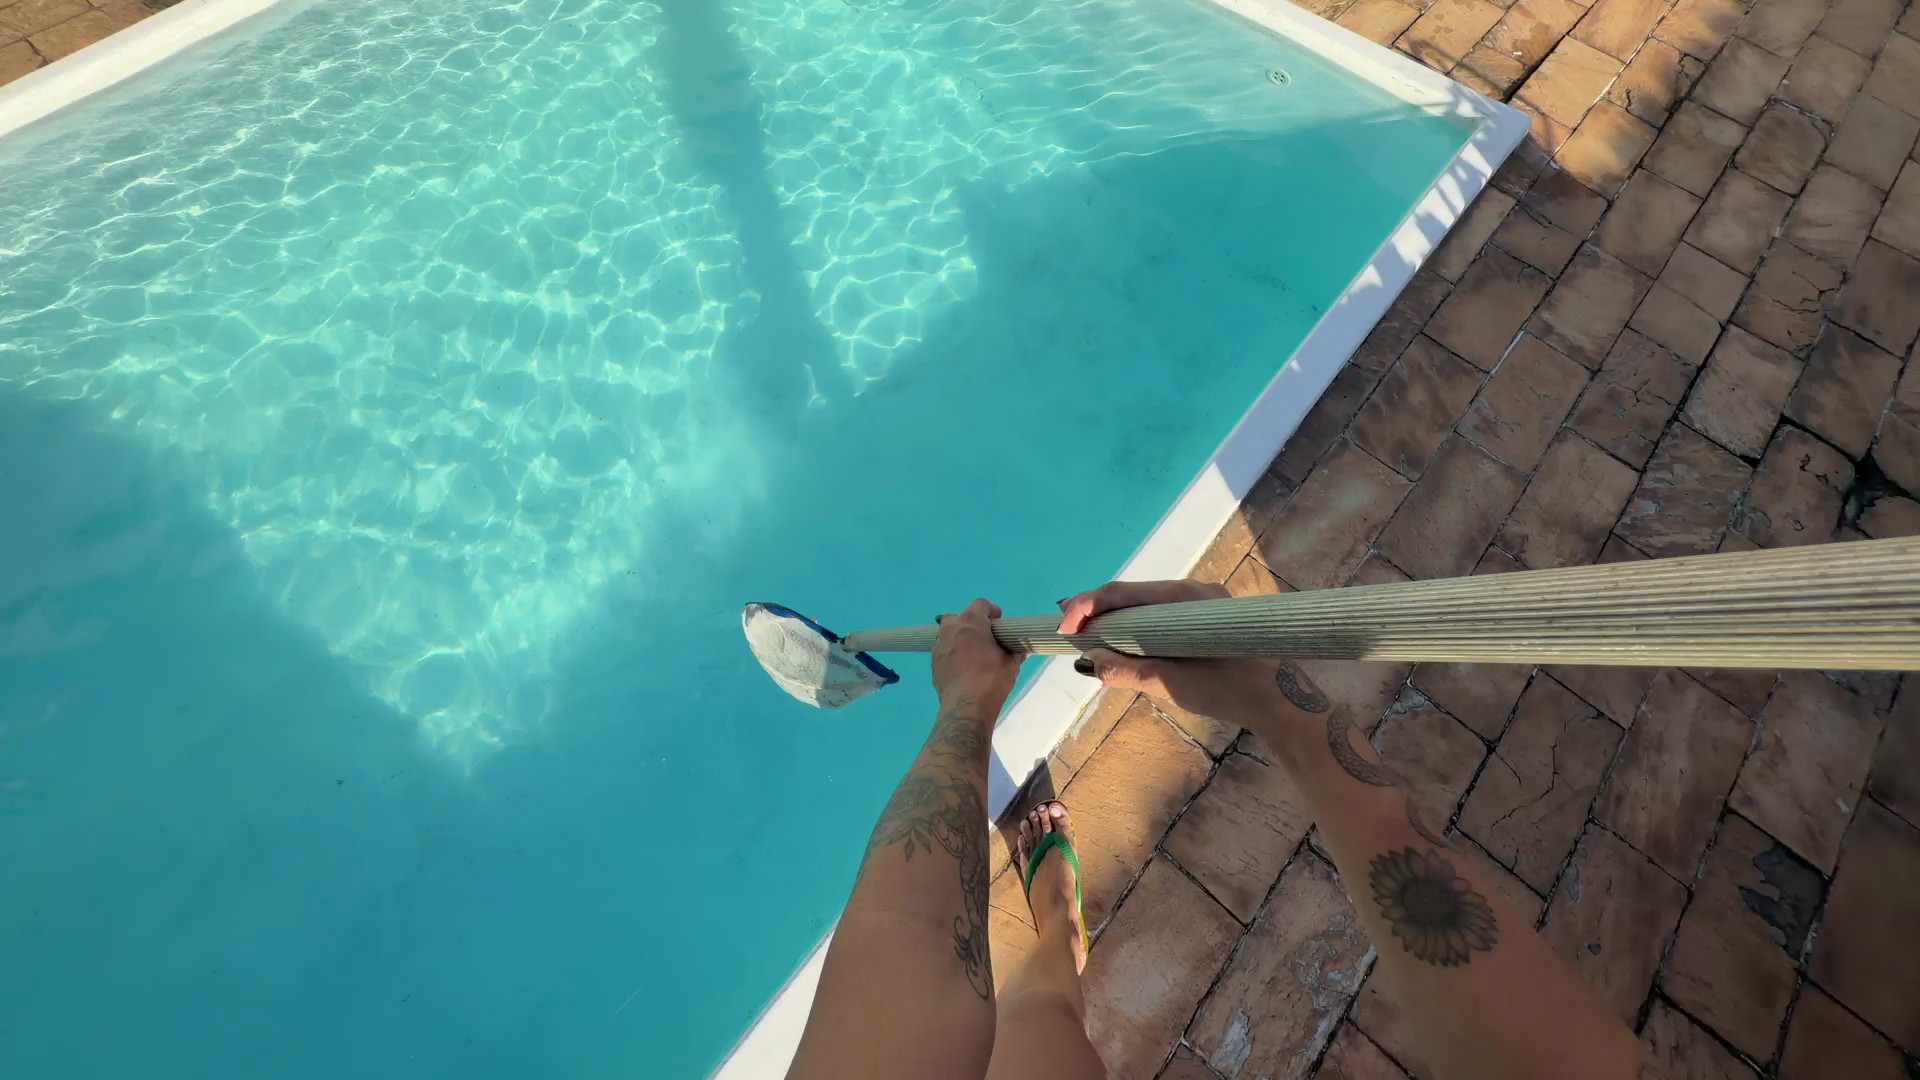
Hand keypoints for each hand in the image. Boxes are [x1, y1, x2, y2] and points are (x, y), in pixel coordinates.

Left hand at [931, 598, 1020, 713]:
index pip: (980, 604)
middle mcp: (951, 629)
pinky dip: (952, 653)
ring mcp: (939, 645)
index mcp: (971, 622)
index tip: (999, 623)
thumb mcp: (1011, 664)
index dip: (991, 611)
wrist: (965, 707)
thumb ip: (1015, 652)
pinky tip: (962, 667)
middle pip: (959, 616)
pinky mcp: (933, 663)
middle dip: (971, 623)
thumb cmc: (991, 680)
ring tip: (972, 654)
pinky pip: (943, 650)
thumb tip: (1020, 650)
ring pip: (948, 633)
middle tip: (984, 638)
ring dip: (959, 638)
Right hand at [1058, 580, 1287, 723]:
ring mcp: (1202, 602)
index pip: (1122, 593)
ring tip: (1086, 633)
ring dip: (1114, 617)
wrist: (1284, 702)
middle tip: (1066, 625)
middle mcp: (1192, 590)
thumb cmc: (1230, 691)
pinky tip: (1122, 638)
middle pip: (1131, 593)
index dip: (1087, 608)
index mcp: (1183, 598)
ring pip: (1145, 603)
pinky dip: (1135, 625)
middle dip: (1095, 609)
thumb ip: (1125, 670)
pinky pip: (1160, 614)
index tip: (1063, 629)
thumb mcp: (1171, 684)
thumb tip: (1087, 662)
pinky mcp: (1207, 618)